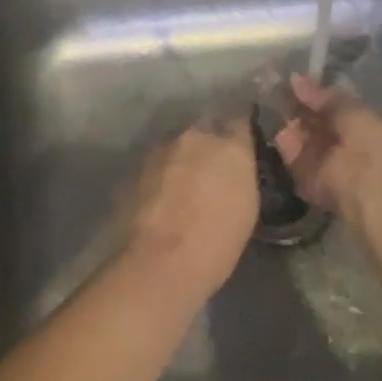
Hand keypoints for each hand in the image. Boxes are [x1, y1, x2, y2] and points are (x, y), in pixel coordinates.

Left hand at [124, 122, 258, 294]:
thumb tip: (233, 168)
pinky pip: (154, 163)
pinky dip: (160, 174)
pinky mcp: (135, 166)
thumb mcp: (246, 208)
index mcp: (228, 145)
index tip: (242, 138)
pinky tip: (161, 197)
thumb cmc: (216, 243)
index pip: (239, 118)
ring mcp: (160, 149)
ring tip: (184, 182)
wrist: (159, 262)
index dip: (240, 127)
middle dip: (209, 141)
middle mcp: (193, 136)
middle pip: (204, 127)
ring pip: (176, 144)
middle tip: (213, 165)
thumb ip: (240, 175)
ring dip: (182, 156)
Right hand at [273, 74, 381, 227]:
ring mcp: (329, 164)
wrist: (372, 193)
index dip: (312, 93)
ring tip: (270, 110)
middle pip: (315, 123)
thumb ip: (323, 97)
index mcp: (362, 123)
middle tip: (272, 92)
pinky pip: (296, 163)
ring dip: (290, 127)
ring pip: (303, 141)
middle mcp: (345, 143)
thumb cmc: (371, 144)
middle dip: (296, 109)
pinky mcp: (312, 183)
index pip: (332, 104)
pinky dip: (287, 150)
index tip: (288, 79)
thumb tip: (295, 79)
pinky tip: (277, 134)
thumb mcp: (351, 110)